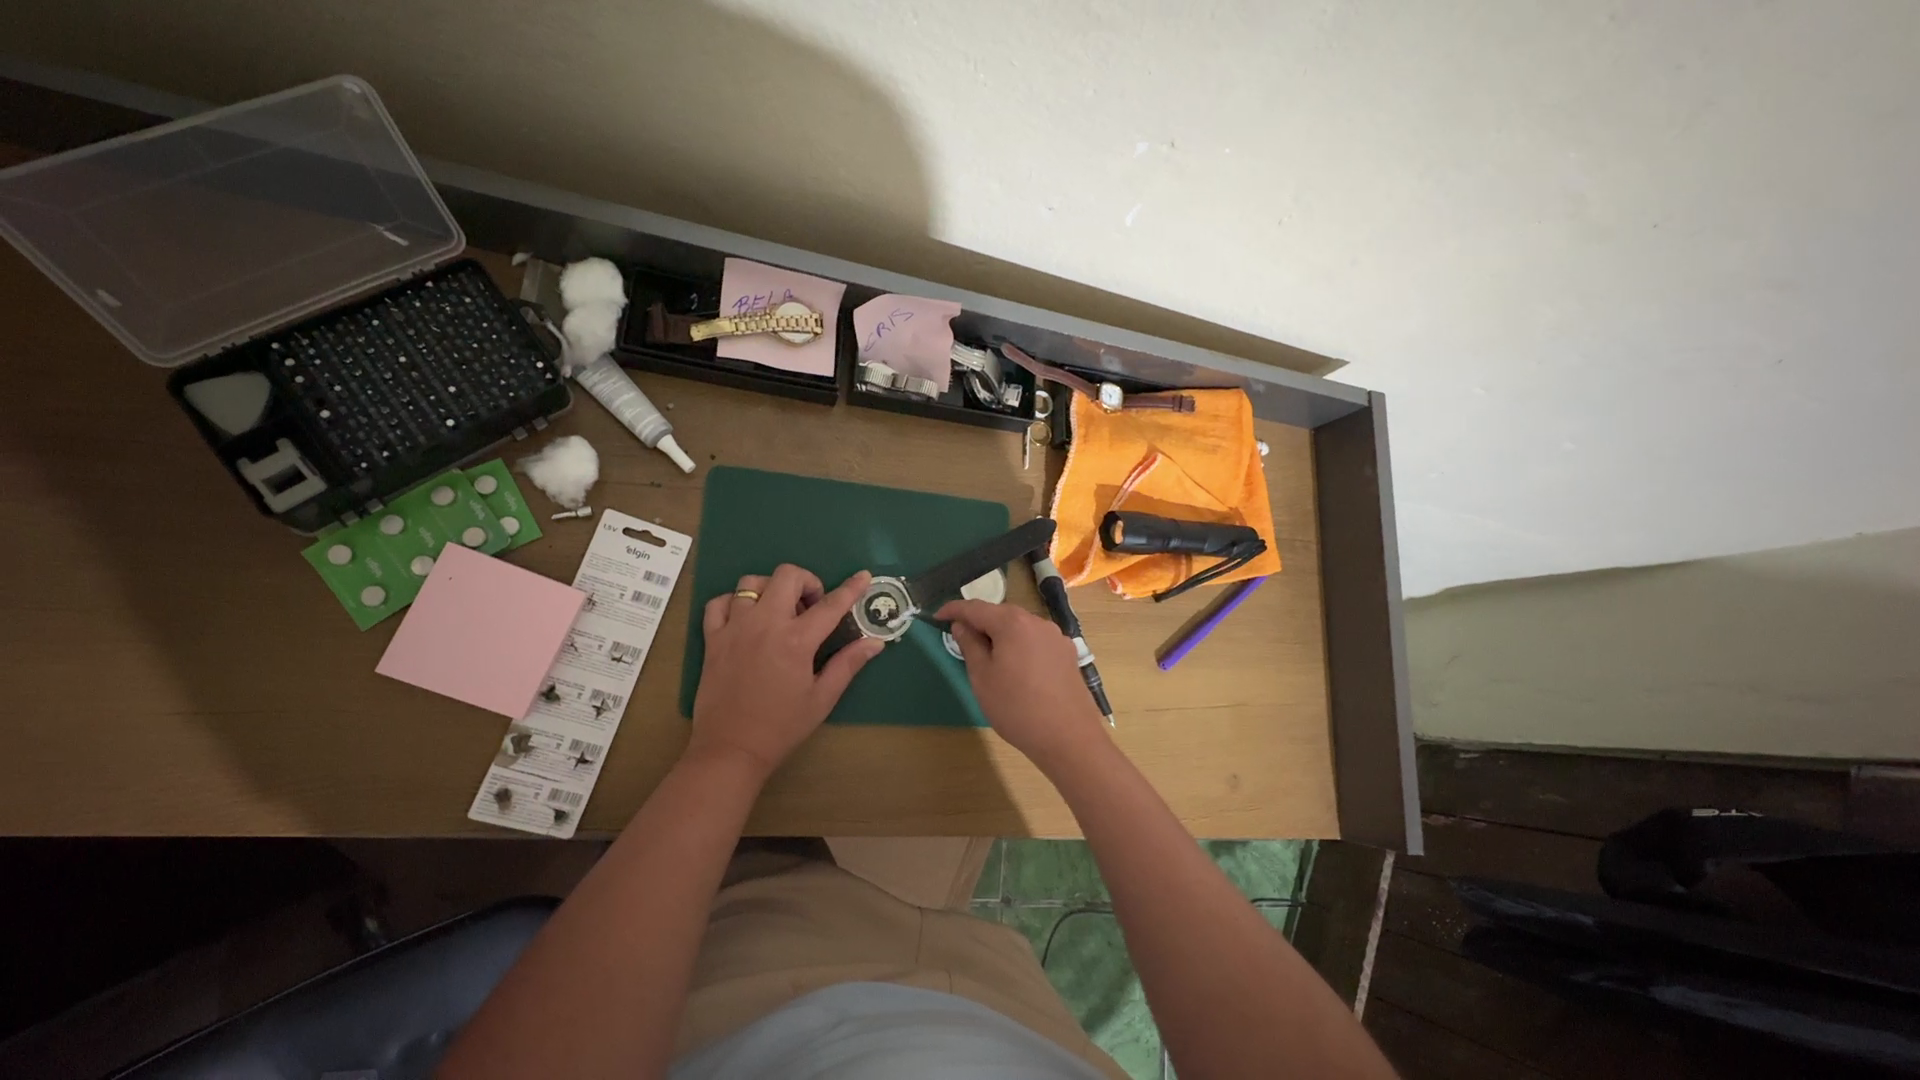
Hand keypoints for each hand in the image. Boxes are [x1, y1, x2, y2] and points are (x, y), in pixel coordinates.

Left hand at [689, 565, 883, 779]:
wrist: (731, 749)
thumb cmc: (782, 727)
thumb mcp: (822, 698)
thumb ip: (848, 664)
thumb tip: (875, 642)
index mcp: (796, 640)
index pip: (830, 604)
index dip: (851, 588)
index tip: (863, 576)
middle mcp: (764, 624)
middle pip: (787, 576)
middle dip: (807, 582)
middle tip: (812, 607)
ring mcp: (734, 628)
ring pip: (751, 583)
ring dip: (771, 589)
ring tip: (779, 612)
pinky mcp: (712, 638)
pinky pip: (719, 603)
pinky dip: (734, 603)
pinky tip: (745, 619)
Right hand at [937, 599, 1109, 772]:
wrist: (1068, 738)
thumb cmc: (1016, 708)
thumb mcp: (982, 678)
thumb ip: (970, 645)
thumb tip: (962, 625)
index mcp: (1013, 623)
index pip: (976, 607)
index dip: (954, 610)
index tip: (937, 617)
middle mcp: (1038, 622)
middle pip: (1002, 614)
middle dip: (980, 622)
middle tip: (962, 639)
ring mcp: (1057, 638)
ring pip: (1021, 628)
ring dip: (1002, 635)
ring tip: (989, 656)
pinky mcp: (1068, 654)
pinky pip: (1037, 641)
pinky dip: (1021, 646)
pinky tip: (1018, 668)